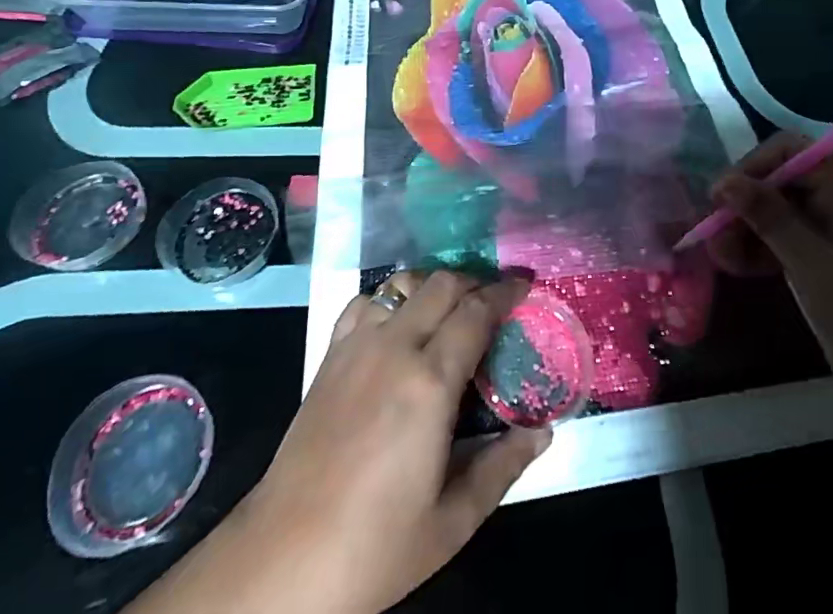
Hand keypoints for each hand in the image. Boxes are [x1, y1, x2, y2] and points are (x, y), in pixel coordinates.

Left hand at [130, 271, 548, 613]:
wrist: (290, 550)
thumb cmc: (380, 542)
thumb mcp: (456, 517)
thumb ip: (503, 464)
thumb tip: (542, 431)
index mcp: (429, 382)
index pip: (475, 312)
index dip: (504, 292)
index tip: (525, 284)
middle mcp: (392, 348)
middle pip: (438, 285)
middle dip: (473, 282)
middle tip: (497, 300)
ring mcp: (354, 347)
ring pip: (399, 285)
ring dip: (431, 287)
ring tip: (452, 311)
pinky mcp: (328, 357)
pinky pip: (363, 304)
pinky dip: (390, 299)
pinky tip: (399, 325)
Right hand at [709, 131, 832, 405]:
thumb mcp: (823, 276)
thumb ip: (774, 224)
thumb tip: (724, 182)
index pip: (794, 151)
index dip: (749, 170)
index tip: (718, 205)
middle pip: (788, 178)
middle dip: (747, 207)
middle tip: (715, 245)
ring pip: (791, 206)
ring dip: (755, 230)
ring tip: (726, 262)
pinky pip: (806, 230)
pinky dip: (777, 246)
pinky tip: (749, 267)